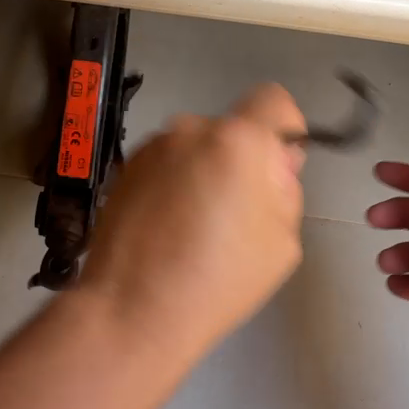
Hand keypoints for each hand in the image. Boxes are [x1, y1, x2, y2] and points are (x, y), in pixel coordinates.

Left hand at [80, 84, 307, 357]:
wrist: (131, 308)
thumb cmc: (219, 279)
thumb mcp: (282, 241)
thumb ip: (284, 188)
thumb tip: (273, 164)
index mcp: (237, 140)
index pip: (274, 100)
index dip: (283, 131)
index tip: (275, 171)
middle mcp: (190, 128)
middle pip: (231, 130)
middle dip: (239, 160)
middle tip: (234, 215)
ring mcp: (152, 145)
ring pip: (195, 147)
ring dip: (202, 171)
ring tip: (192, 228)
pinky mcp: (124, 166)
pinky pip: (165, 164)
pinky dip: (171, 184)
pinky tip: (164, 228)